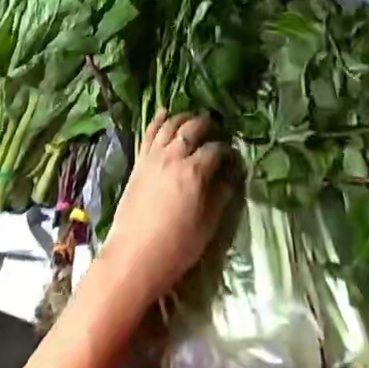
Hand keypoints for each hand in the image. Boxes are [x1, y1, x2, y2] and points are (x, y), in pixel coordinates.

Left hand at [100, 111, 232, 305]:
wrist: (134, 255)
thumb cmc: (176, 246)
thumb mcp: (207, 226)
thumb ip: (221, 196)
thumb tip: (232, 176)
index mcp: (194, 172)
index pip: (215, 150)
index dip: (227, 150)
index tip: (233, 155)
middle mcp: (174, 156)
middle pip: (192, 129)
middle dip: (207, 124)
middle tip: (216, 126)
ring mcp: (153, 156)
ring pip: (170, 125)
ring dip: (184, 117)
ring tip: (193, 117)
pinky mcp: (139, 161)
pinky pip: (149, 132)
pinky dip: (158, 119)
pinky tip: (164, 112)